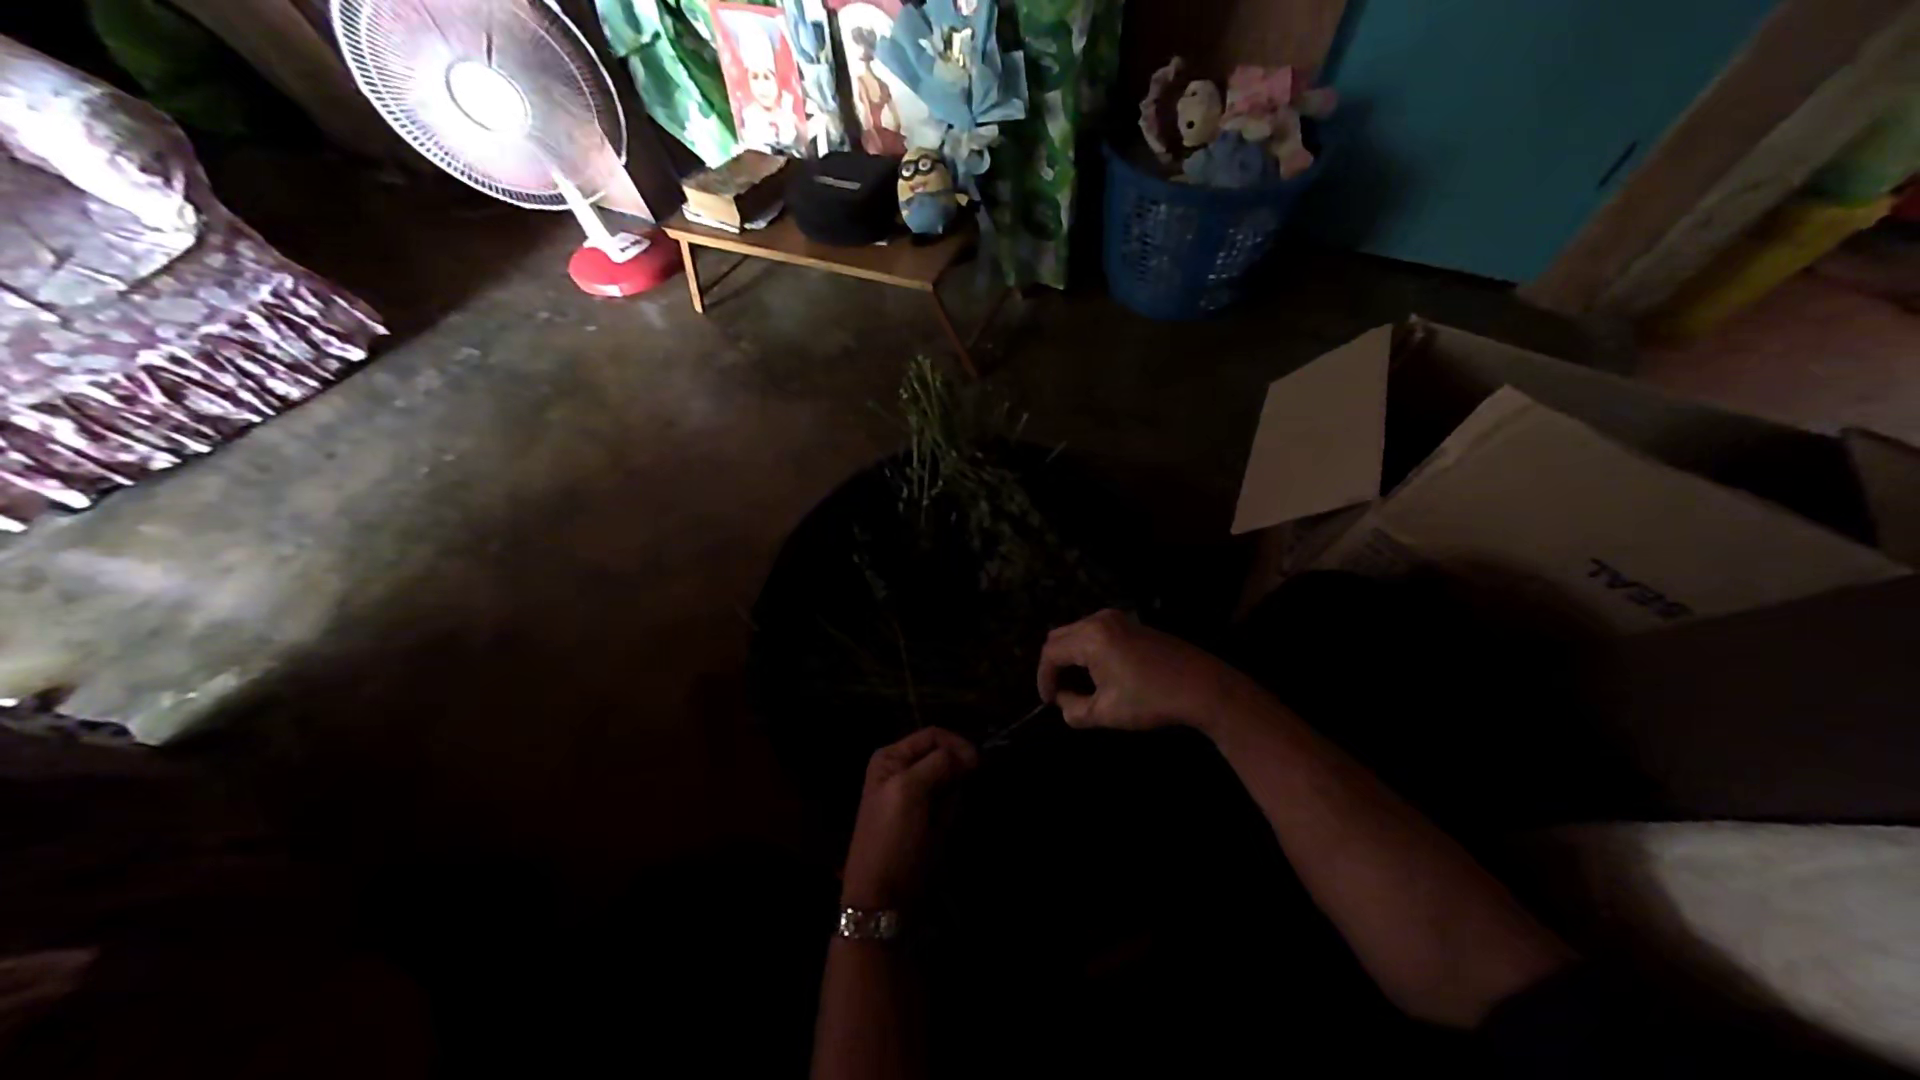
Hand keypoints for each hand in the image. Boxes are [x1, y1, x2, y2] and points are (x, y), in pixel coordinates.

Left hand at [842, 727, 977, 907]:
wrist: (883, 896)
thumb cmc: (891, 838)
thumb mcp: (909, 790)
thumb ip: (937, 763)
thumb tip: (968, 754)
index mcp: (891, 758)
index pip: (932, 735)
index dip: (956, 745)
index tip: (976, 764)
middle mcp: (902, 772)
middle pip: (945, 758)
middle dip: (953, 778)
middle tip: (948, 802)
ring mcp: (914, 797)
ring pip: (951, 784)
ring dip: (952, 802)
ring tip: (939, 823)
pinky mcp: (926, 820)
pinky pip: (949, 807)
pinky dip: (950, 818)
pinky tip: (939, 834)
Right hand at [1037, 609, 1251, 732]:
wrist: (1204, 687)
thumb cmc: (1151, 701)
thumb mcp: (1106, 713)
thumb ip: (1073, 710)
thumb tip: (1063, 701)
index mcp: (1091, 638)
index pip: (1050, 654)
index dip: (1044, 679)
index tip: (1048, 702)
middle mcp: (1100, 620)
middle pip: (1059, 637)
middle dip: (1054, 665)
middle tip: (1059, 692)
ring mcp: (1118, 618)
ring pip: (1076, 632)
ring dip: (1070, 656)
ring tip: (1077, 685)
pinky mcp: (1132, 623)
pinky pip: (1096, 632)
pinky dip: (1087, 650)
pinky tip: (1099, 673)